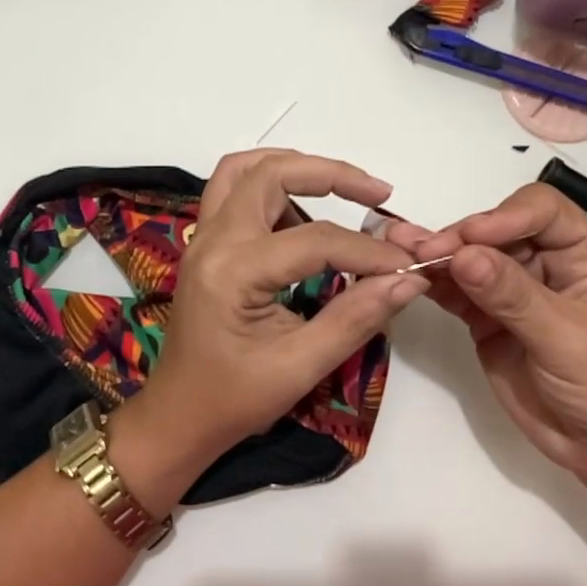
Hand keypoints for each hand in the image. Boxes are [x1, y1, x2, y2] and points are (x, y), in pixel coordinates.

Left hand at [111, 150, 428, 512]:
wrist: (179, 416)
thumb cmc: (234, 399)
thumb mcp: (301, 367)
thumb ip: (356, 317)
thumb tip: (408, 279)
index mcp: (232, 272)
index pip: (314, 239)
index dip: (368, 250)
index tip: (407, 264)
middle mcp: (212, 241)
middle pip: (269, 173)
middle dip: (328, 173)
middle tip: (377, 192)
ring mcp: (203, 239)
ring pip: (244, 170)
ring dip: (293, 169)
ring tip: (341, 192)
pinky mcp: (206, 245)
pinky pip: (235, 192)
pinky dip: (272, 188)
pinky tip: (304, 217)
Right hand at [382, 183, 586, 488]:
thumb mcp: (565, 339)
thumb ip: (513, 296)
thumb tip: (464, 256)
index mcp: (584, 256)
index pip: (544, 212)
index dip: (506, 216)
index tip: (470, 237)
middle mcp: (547, 263)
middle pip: (498, 230)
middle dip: (461, 236)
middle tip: (423, 251)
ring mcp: (513, 291)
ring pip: (471, 257)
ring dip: (436, 254)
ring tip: (397, 250)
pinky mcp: (486, 317)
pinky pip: (456, 290)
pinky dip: (432, 283)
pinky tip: (406, 274)